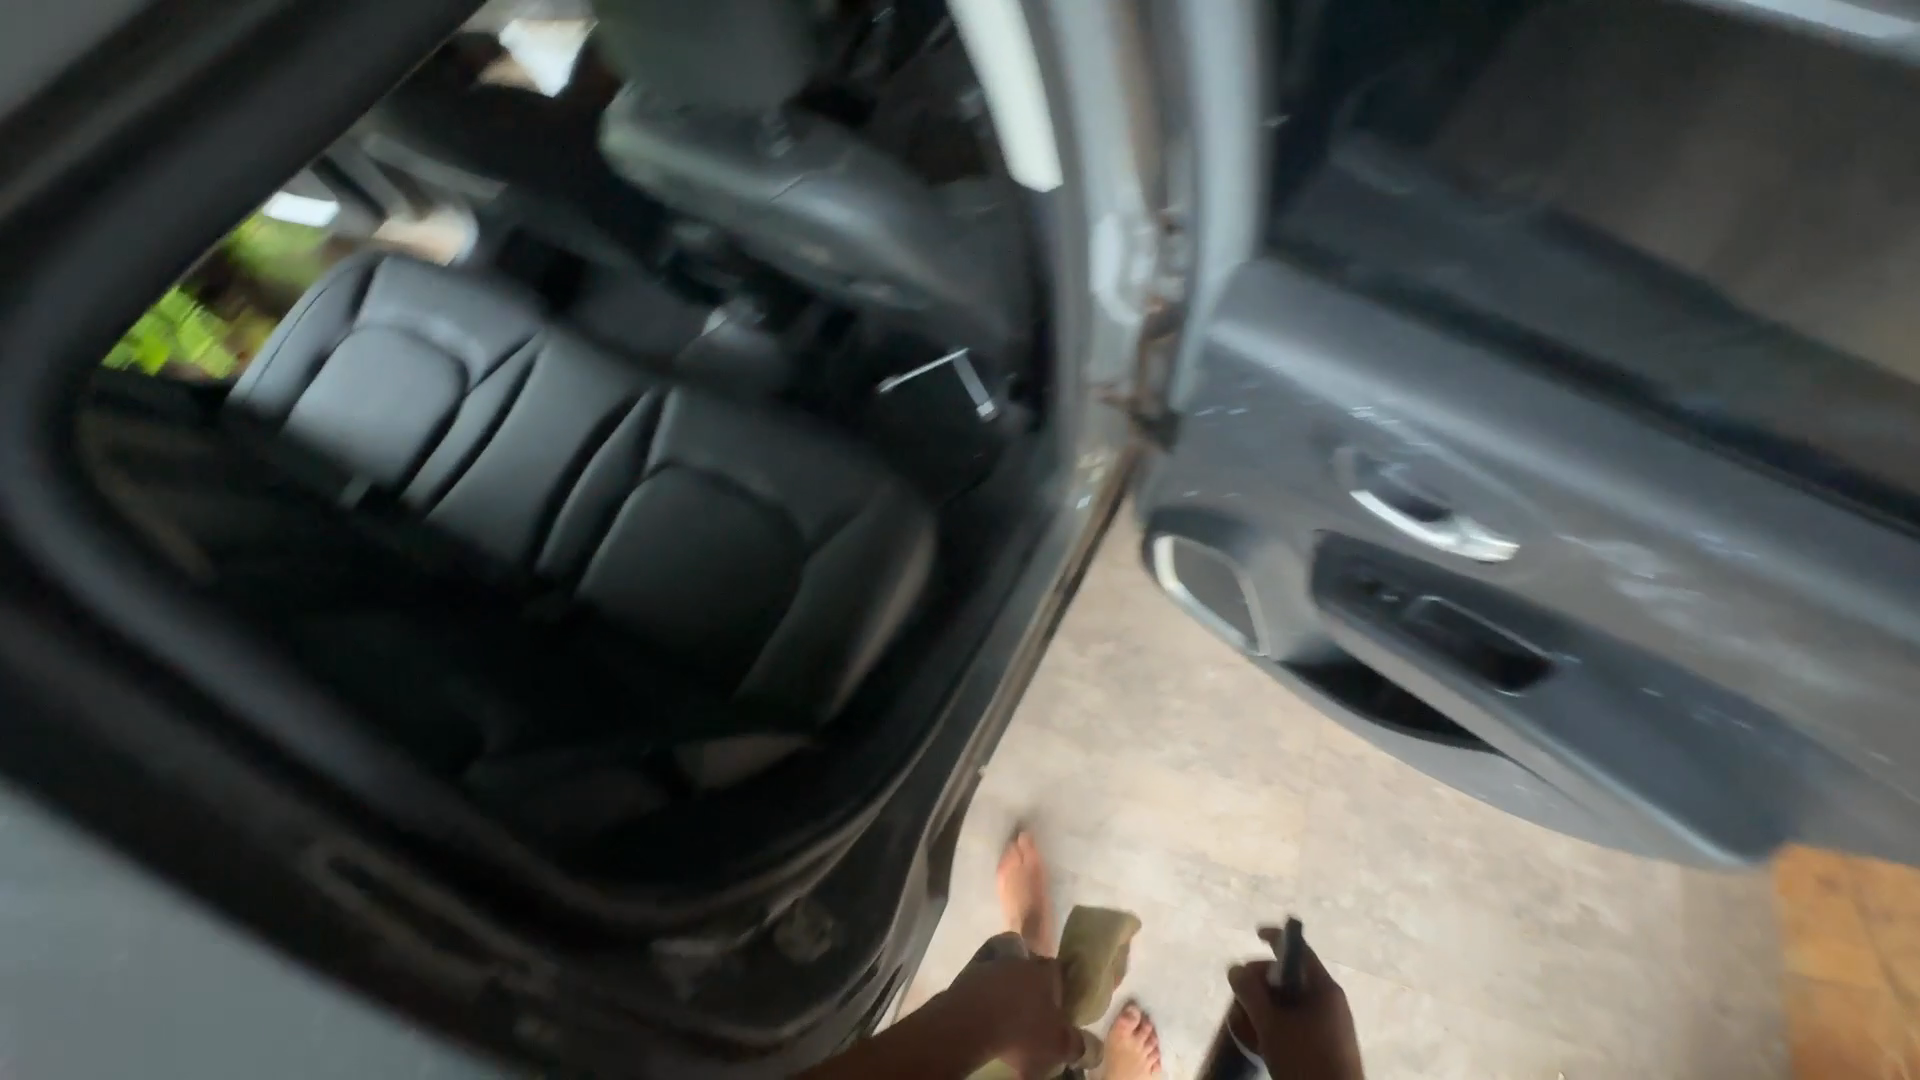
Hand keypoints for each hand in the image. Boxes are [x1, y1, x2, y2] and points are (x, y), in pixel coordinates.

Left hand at [938, 955, 1082, 1078]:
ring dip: (1008, 979)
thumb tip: (1095, 1049)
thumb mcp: (1060, 1046)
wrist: (974, 1021)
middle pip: (1033, 964)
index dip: (1061, 987)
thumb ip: (1080, 1046)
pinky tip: (986, 1002)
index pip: (1061, 971)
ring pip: (1007, 963)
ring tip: (1007, 1005)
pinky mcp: (971, 968)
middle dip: (1033, 981)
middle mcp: (1024, 958)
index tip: (1059, 1005)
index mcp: (1048, 972)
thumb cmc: (1023, 1031)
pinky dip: (985, 982)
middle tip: (1032, 1006)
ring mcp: (995, 959)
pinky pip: (983, 970)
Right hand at [1226, 930, 1363, 1079]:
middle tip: (1241, 993)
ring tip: (1247, 1019)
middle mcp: (1331, 1001)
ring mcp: (1332, 1024)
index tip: (1254, 934)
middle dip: (1262, 979)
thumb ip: (1249, 992)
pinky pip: (1300, 1020)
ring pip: (1293, 1000)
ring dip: (1267, 1003)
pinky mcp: (1330, 1044)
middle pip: (1291, 975)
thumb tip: (1235, 968)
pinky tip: (1264, 1037)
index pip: (1297, 949)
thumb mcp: (1270, 1024)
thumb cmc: (1305, 1060)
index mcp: (1324, 988)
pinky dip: (1280, 1020)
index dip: (1275, 937)